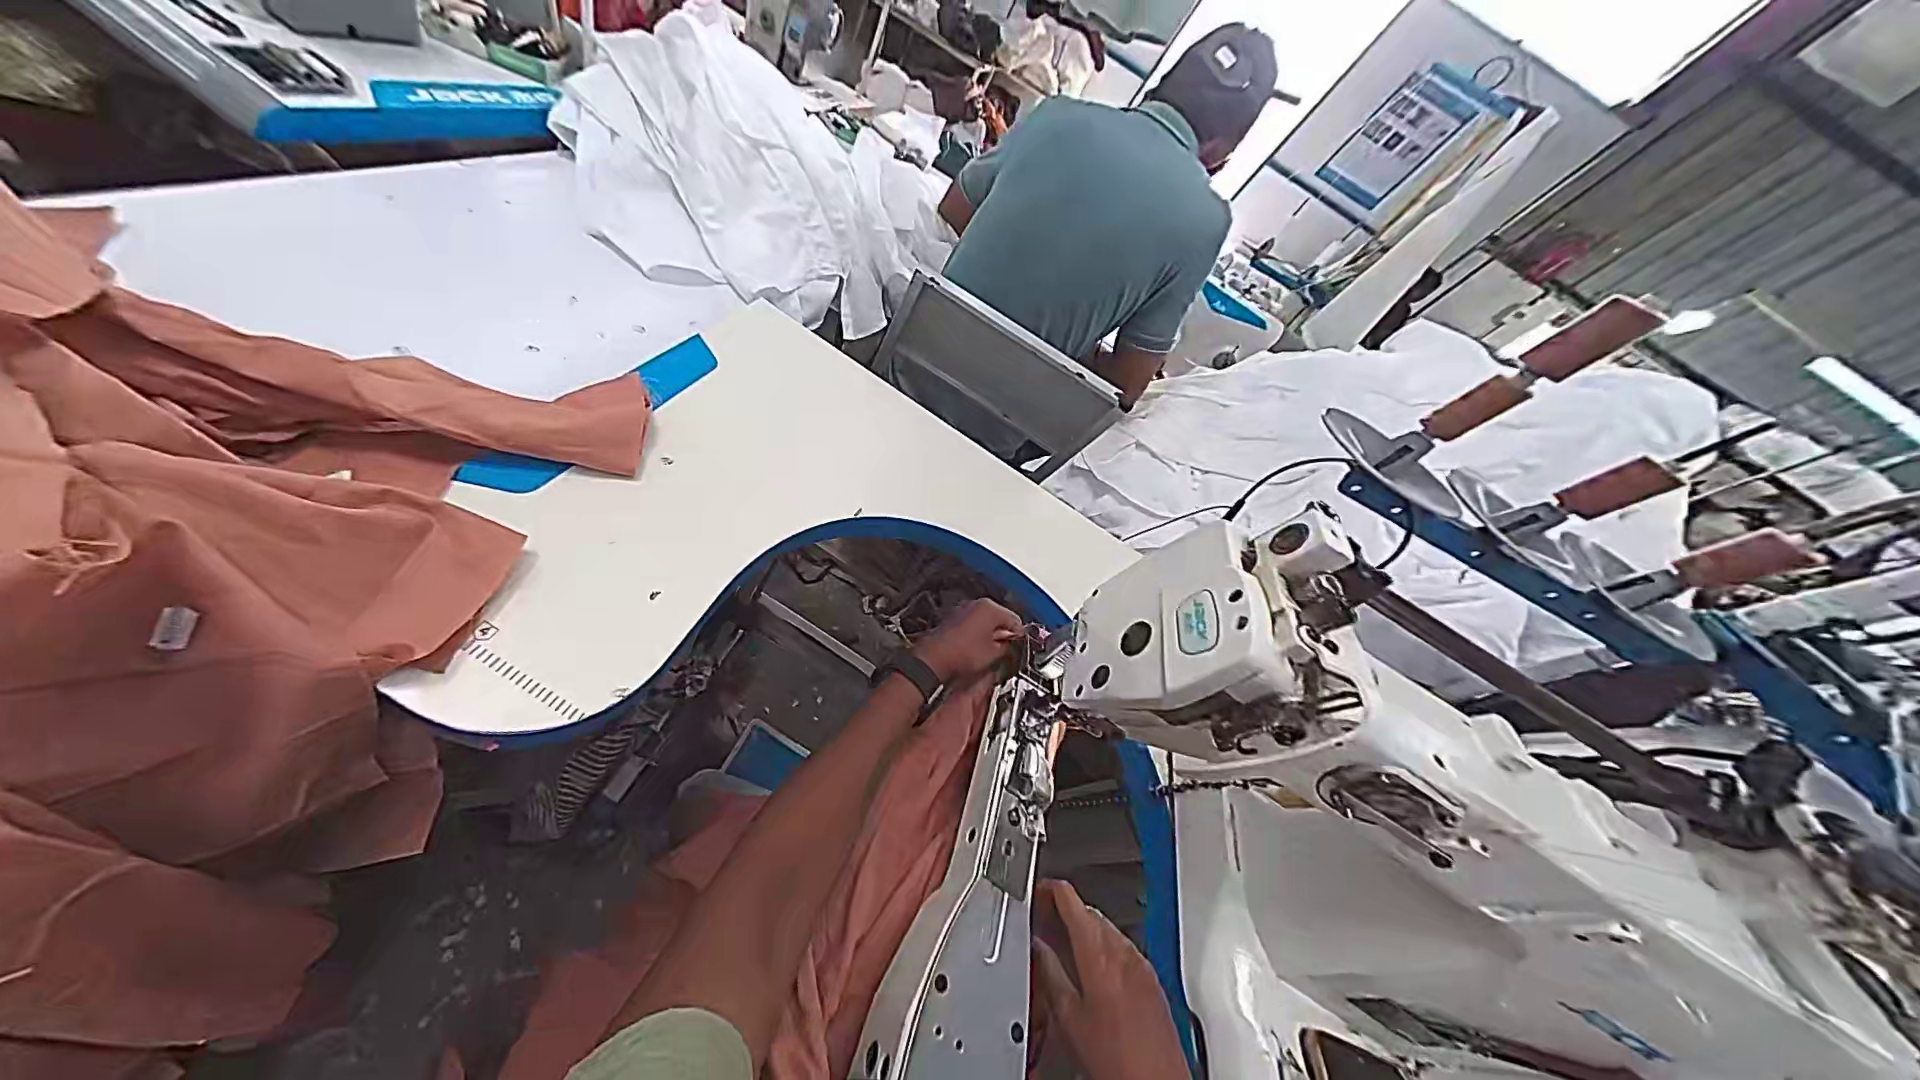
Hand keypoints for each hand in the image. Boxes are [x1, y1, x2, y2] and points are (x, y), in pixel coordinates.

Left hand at [912, 598, 1021, 682]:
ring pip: (984, 621)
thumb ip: (1007, 646)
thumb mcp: (994, 654)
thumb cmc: (960, 654)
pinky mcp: (952, 620)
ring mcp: (962, 611)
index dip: (1019, 634)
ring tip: (988, 652)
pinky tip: (974, 649)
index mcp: (989, 608)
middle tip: (1005, 650)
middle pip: (998, 618)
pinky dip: (975, 634)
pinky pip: (970, 625)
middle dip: (1003, 633)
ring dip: (988, 634)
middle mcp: (975, 605)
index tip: (1019, 644)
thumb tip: (1008, 645)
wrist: (934, 660)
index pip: (1015, 619)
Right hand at [1032, 880, 1187, 1079]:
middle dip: (1067, 910)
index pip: (1072, 901)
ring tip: (1065, 942)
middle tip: (1046, 918)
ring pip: (1108, 928)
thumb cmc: (1118, 1060)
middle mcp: (1123, 952)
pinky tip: (1094, 967)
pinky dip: (1104, 946)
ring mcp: (1140, 964)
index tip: (1040, 890)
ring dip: (1086, 927)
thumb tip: (1038, 949)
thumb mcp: (1069, 1017)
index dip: (1052, 890)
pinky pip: (1124, 947)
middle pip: (1091, 912)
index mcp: (1099, 955)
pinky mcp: (1151, 978)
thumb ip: (1050, 974)